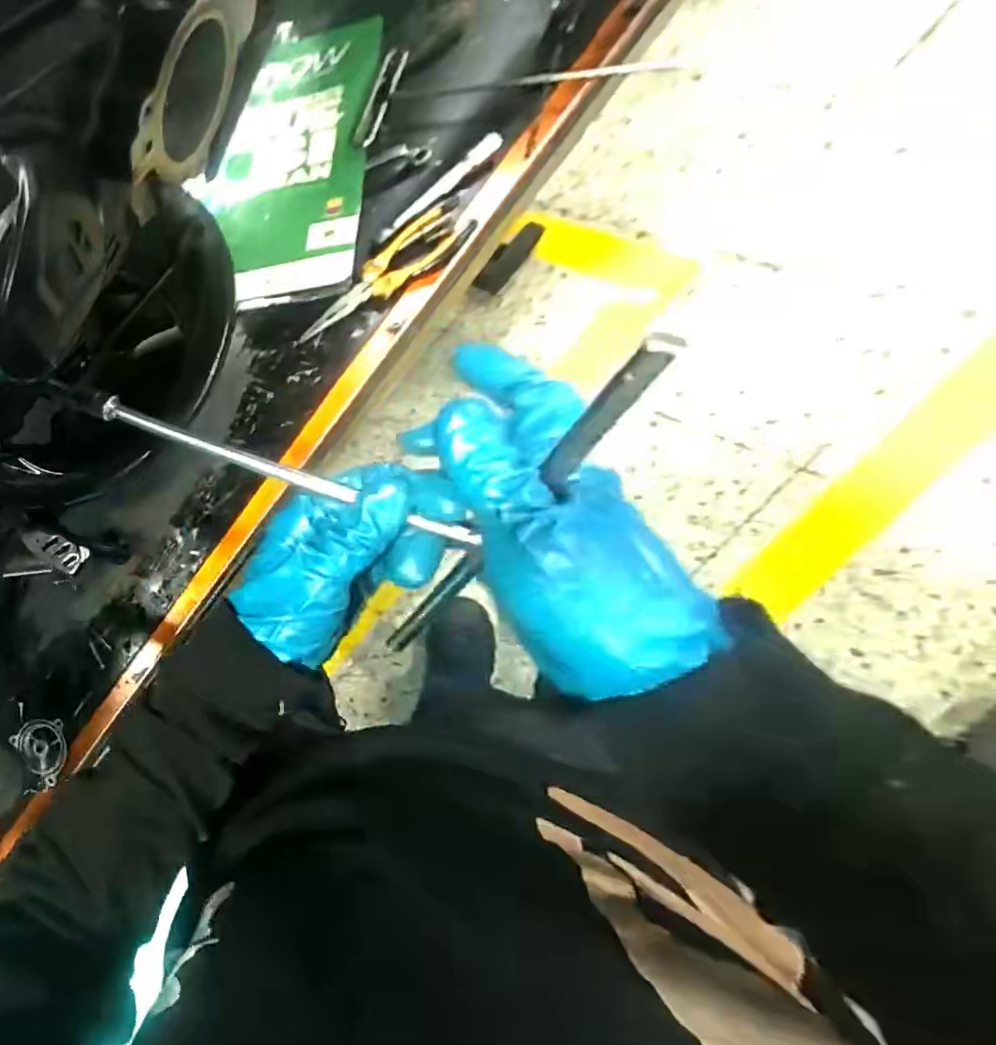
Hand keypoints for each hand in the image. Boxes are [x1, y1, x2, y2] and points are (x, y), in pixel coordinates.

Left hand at [229, 461, 463, 667]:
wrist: (274, 658)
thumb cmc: (281, 611)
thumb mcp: (319, 570)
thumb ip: (357, 533)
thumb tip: (394, 489)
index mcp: (317, 511)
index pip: (372, 482)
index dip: (412, 489)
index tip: (446, 509)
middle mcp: (337, 523)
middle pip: (395, 504)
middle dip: (416, 526)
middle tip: (416, 563)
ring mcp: (352, 549)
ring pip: (402, 531)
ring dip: (416, 549)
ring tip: (407, 578)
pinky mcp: (364, 574)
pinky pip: (397, 557)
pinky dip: (409, 563)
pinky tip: (408, 577)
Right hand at [404, 342, 727, 699]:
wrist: (640, 682)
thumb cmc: (594, 601)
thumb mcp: (534, 534)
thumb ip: (492, 478)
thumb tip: (459, 413)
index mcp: (564, 475)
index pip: (535, 407)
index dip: (500, 379)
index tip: (461, 362)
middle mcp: (553, 493)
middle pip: (493, 450)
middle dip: (445, 448)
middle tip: (404, 453)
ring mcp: (540, 528)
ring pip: (477, 491)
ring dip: (436, 498)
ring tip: (408, 520)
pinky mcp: (527, 561)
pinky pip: (477, 526)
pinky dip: (446, 526)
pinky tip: (427, 542)